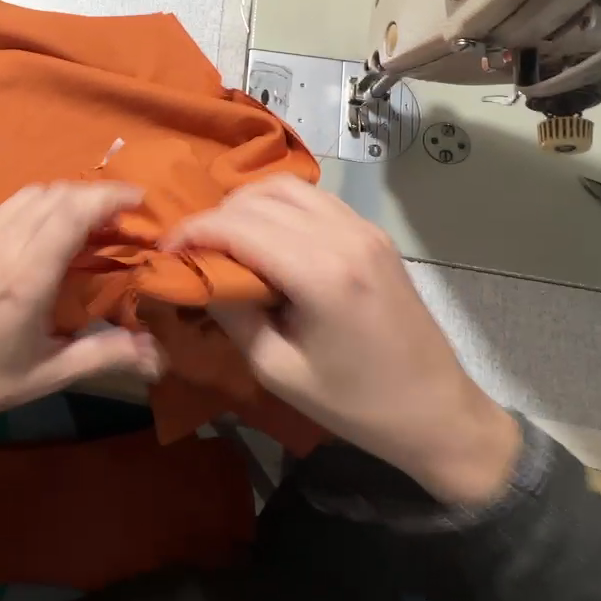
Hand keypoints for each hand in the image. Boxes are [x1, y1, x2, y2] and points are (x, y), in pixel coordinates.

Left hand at [0, 183, 165, 437]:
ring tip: (91, 218)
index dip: (108, 197)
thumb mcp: (48, 375)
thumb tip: (159, 353)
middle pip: (53, 195)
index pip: (70, 213)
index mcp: (23, 279)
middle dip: (93, 195)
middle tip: (123, 214)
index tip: (139, 200)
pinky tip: (49, 231)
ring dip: (65, 197)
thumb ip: (105, 355)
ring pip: (27, 195)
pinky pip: (6, 208)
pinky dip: (37, 207)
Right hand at [165, 175, 519, 505]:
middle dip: (214, 218)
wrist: (437, 413)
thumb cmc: (353, 403)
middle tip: (191, 251)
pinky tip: (264, 238)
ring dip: (244, 206)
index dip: (191, 231)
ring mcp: (364, 230)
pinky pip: (312, 199)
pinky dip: (276, 207)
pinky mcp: (373, 234)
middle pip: (257, 198)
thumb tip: (197, 275)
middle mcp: (344, 237)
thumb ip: (231, 313)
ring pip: (285, 187)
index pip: (237, 225)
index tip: (163, 250)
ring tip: (224, 241)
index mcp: (321, 274)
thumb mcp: (276, 370)